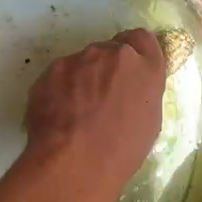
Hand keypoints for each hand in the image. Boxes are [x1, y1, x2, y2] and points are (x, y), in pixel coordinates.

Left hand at [22, 29, 165, 177]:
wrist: (74, 162)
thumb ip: (141, 93)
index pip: (142, 39)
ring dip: (83, 78)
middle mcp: (113, 54)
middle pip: (110, 51)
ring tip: (76, 111)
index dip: (135, 53)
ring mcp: (79, 58)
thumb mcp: (149, 122)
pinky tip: (58, 114)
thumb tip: (129, 90)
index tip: (129, 72)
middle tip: (101, 98)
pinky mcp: (52, 70)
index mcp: (145, 66)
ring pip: (83, 62)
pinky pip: (60, 74)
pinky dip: (60, 88)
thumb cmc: (121, 151)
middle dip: (107, 69)